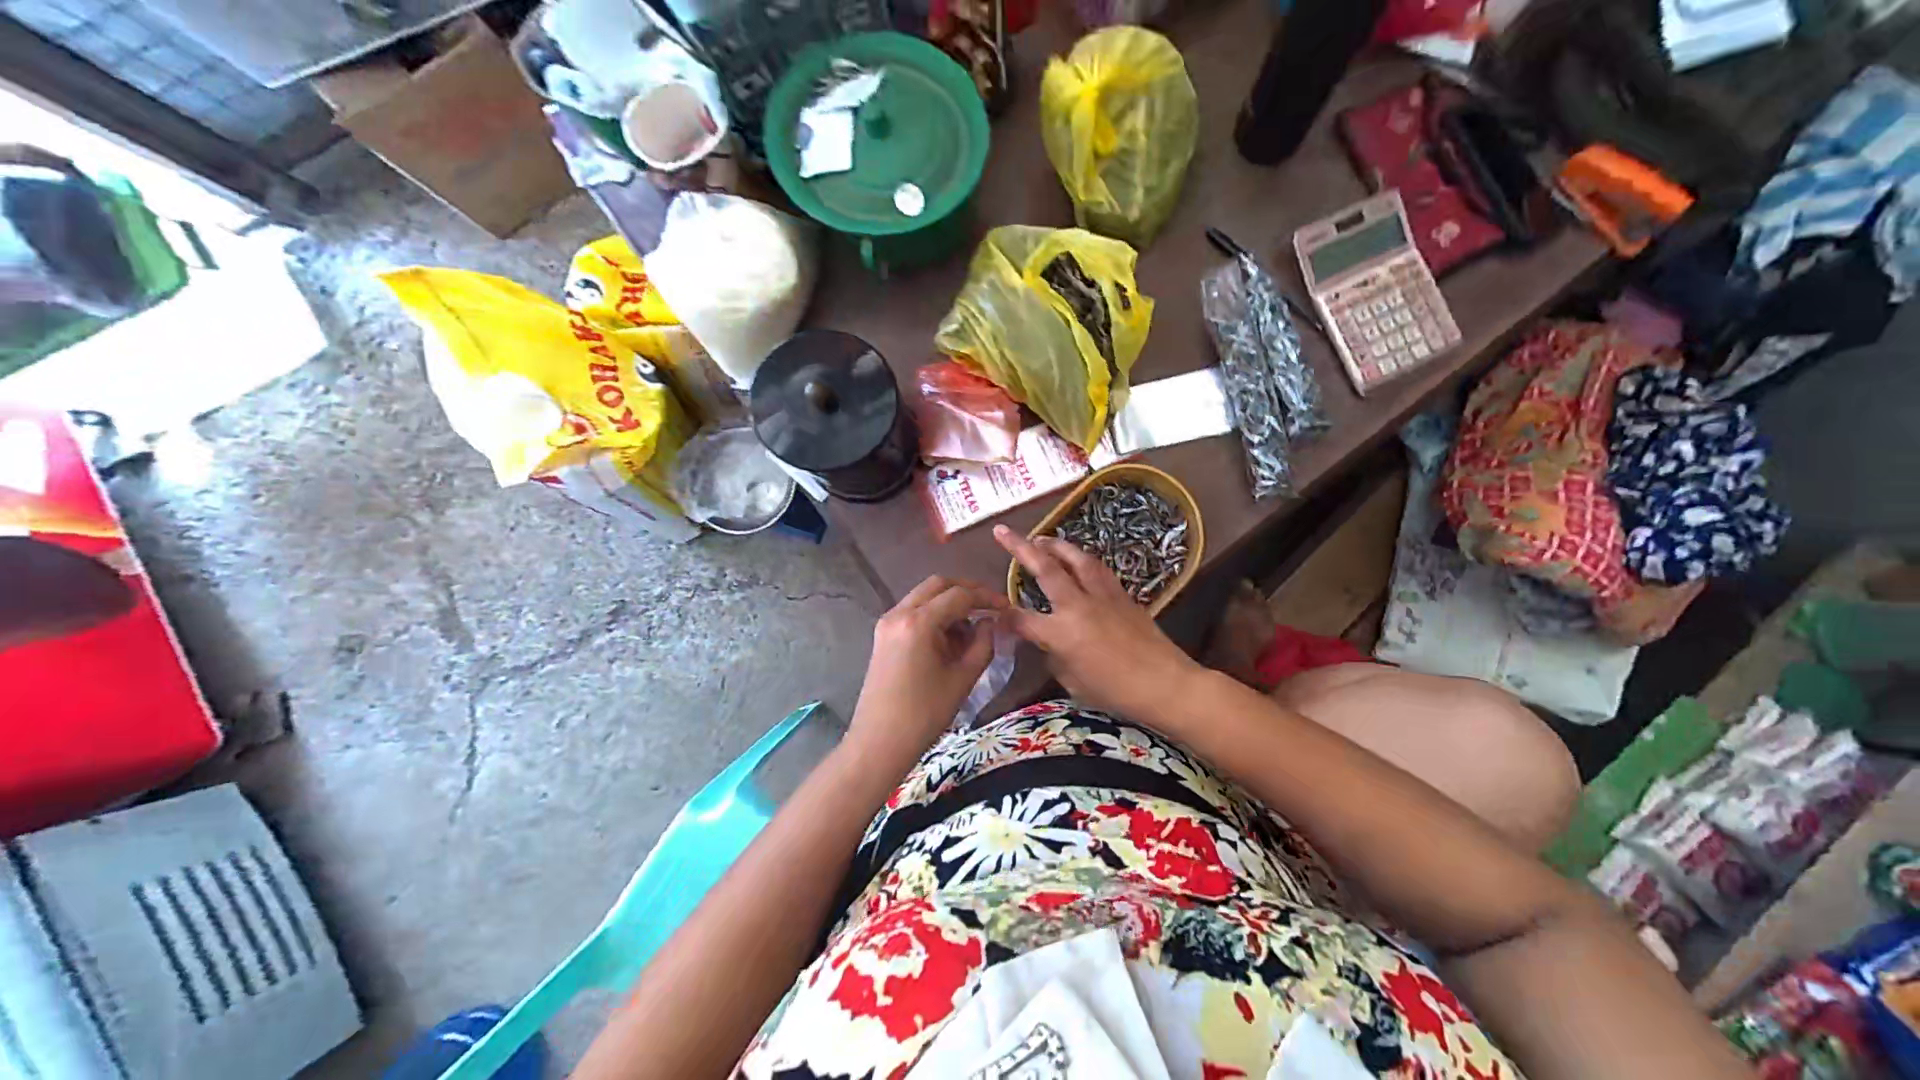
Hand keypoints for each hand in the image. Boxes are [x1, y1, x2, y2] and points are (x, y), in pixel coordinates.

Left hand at [849, 575, 1007, 761]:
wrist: (879, 742)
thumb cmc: (924, 714)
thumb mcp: (963, 678)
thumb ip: (983, 644)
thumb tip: (990, 622)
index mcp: (918, 622)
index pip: (959, 595)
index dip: (987, 597)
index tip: (1008, 607)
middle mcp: (899, 613)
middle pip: (938, 585)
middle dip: (966, 591)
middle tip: (991, 606)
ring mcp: (887, 624)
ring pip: (924, 597)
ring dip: (949, 604)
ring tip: (973, 629)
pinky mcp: (883, 636)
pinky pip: (913, 612)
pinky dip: (934, 616)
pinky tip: (951, 639)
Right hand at [995, 525, 1205, 726]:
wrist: (1165, 683)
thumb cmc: (1115, 691)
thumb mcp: (1072, 682)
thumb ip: (1054, 656)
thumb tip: (1048, 642)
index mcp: (1060, 632)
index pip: (1021, 619)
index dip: (1003, 615)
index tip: (992, 612)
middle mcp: (1078, 605)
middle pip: (1045, 569)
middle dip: (1020, 548)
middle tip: (1002, 531)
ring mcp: (1102, 596)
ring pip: (1075, 558)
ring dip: (1054, 545)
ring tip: (1040, 538)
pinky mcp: (1122, 595)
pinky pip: (1097, 568)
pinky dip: (1081, 558)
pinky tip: (1076, 558)